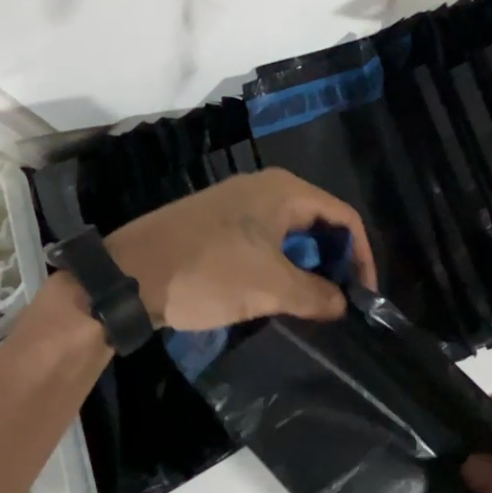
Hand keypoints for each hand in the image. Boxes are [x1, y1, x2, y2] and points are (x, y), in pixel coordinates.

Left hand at [101, 168, 376, 329]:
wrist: (126, 276)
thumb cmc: (207, 272)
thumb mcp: (270, 288)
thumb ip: (316, 295)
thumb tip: (344, 304)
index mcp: (284, 191)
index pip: (344, 217)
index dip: (363, 255)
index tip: (365, 295)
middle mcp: (264, 188)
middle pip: (319, 221)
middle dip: (336, 261)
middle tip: (342, 300)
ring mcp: (237, 204)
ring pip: (290, 233)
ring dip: (308, 266)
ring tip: (314, 303)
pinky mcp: (217, 223)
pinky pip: (265, 240)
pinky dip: (281, 264)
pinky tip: (277, 294)